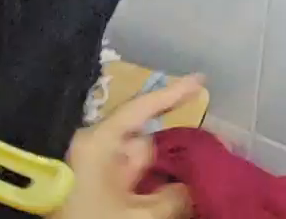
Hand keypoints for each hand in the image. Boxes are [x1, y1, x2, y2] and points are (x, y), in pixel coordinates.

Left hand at [50, 74, 205, 218]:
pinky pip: (121, 182)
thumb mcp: (139, 217)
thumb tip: (190, 188)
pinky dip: (138, 192)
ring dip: (149, 182)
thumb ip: (174, 197)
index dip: (175, 93)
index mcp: (98, 143)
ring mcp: (86, 171)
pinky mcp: (83, 190)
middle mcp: (91, 149)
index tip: (202, 79)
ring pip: (132, 164)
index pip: (143, 108)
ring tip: (147, 205)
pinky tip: (145, 207)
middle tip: (177, 177)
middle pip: (140, 140)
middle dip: (160, 159)